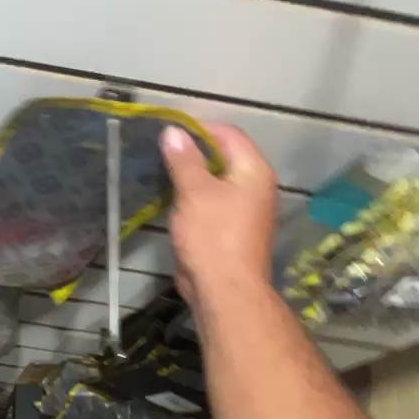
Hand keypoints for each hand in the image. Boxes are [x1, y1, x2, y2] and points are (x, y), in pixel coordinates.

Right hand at [161, 123, 279, 304]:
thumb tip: (173, 131)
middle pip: (225, 157)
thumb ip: (184, 160)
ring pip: (218, 183)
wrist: (225, 289)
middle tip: (162, 155)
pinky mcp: (233, 231)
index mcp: (254, 170)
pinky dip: (195, 199)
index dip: (199, 129)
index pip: (228, 134)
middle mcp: (256, 186)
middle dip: (194, 154)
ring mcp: (247, 210)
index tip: (168, 133)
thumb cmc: (212, 236)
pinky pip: (214, 204)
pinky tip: (174, 204)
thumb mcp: (194, 193)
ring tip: (163, 176)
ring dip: (193, 178)